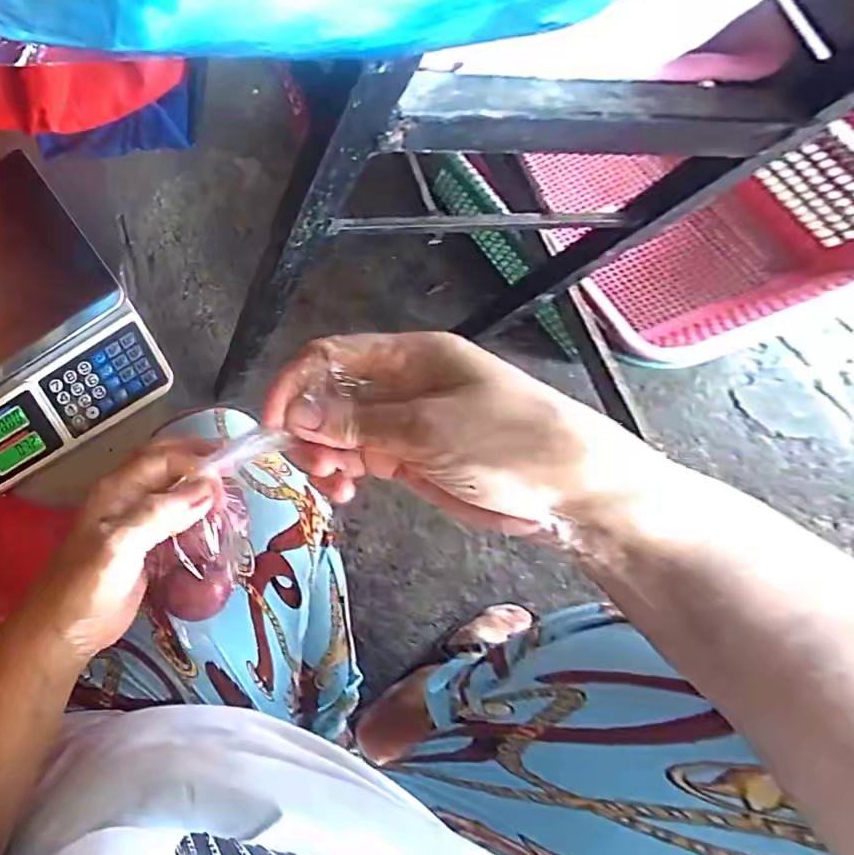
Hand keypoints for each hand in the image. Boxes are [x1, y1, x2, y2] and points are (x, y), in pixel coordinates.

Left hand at [9, 440, 220, 661]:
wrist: (63, 631)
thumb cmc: (86, 586)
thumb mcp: (121, 544)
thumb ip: (160, 513)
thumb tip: (208, 486)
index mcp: (116, 489)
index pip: (161, 458)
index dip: (195, 460)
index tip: (229, 475)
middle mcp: (125, 500)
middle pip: (167, 471)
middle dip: (201, 469)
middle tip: (236, 479)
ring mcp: (134, 526)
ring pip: (172, 498)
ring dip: (200, 498)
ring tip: (231, 508)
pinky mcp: (142, 551)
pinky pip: (174, 527)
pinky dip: (195, 526)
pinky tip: (214, 536)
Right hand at [261, 332, 670, 538]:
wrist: (580, 497)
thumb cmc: (512, 445)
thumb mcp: (429, 430)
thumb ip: (357, 422)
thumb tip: (294, 414)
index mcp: (407, 357)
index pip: (328, 357)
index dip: (294, 385)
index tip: (274, 425)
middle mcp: (397, 384)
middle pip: (325, 395)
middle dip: (308, 428)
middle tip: (311, 464)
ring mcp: (400, 421)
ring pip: (335, 431)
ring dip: (322, 455)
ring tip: (332, 484)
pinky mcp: (405, 455)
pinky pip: (354, 457)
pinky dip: (340, 473)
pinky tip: (344, 492)